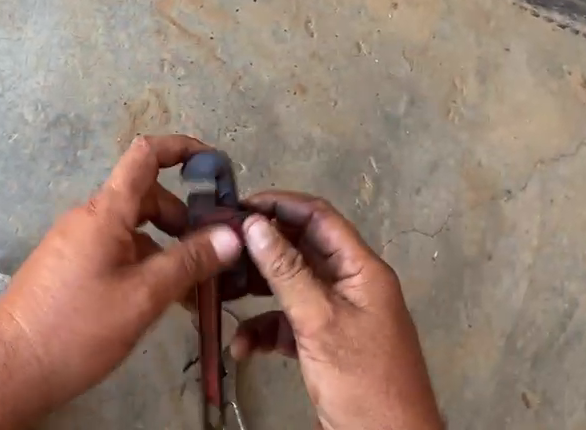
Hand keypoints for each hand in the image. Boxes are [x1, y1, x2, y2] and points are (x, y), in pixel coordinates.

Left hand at [0, 135, 242, 423]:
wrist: (4, 371)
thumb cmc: (75, 328)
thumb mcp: (142, 297)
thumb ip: (189, 263)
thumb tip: (232, 235)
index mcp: (106, 210)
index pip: (146, 154)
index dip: (181, 147)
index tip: (214, 163)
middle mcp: (90, 216)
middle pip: (146, 196)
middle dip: (183, 217)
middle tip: (213, 251)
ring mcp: (76, 240)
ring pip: (132, 228)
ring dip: (165, 246)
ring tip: (191, 286)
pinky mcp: (68, 266)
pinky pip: (115, 249)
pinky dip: (142, 263)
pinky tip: (157, 300)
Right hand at [232, 192, 442, 429]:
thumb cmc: (363, 382)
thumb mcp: (320, 322)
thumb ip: (286, 271)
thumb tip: (253, 223)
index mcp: (361, 268)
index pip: (318, 217)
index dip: (279, 205)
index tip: (238, 206)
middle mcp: (350, 284)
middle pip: (302, 248)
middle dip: (263, 248)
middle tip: (223, 248)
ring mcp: (338, 315)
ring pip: (292, 285)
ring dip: (258, 289)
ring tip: (222, 290)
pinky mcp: (326, 345)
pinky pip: (290, 323)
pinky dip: (266, 330)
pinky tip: (242, 345)